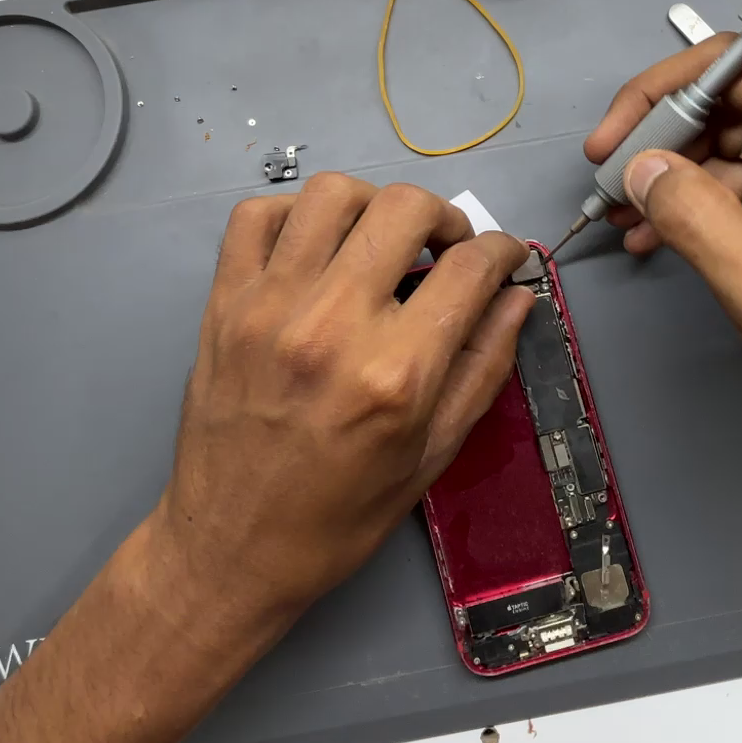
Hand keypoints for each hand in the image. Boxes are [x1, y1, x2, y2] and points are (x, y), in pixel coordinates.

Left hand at [150, 174, 534, 616]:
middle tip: (447, 247)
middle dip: (445, 215)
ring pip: (331, 194)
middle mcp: (333, 324)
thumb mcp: (433, 455)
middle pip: (404, 209)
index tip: (506, 256)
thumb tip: (517, 297)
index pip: (470, 268)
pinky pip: (254, 215)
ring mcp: (269, 306)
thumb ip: (484, 367)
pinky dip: (294, 213)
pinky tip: (316, 246)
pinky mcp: (223, 303)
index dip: (504, 251)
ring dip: (373, 203)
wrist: (230, 548)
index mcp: (397, 373)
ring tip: (382, 240)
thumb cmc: (341, 515)